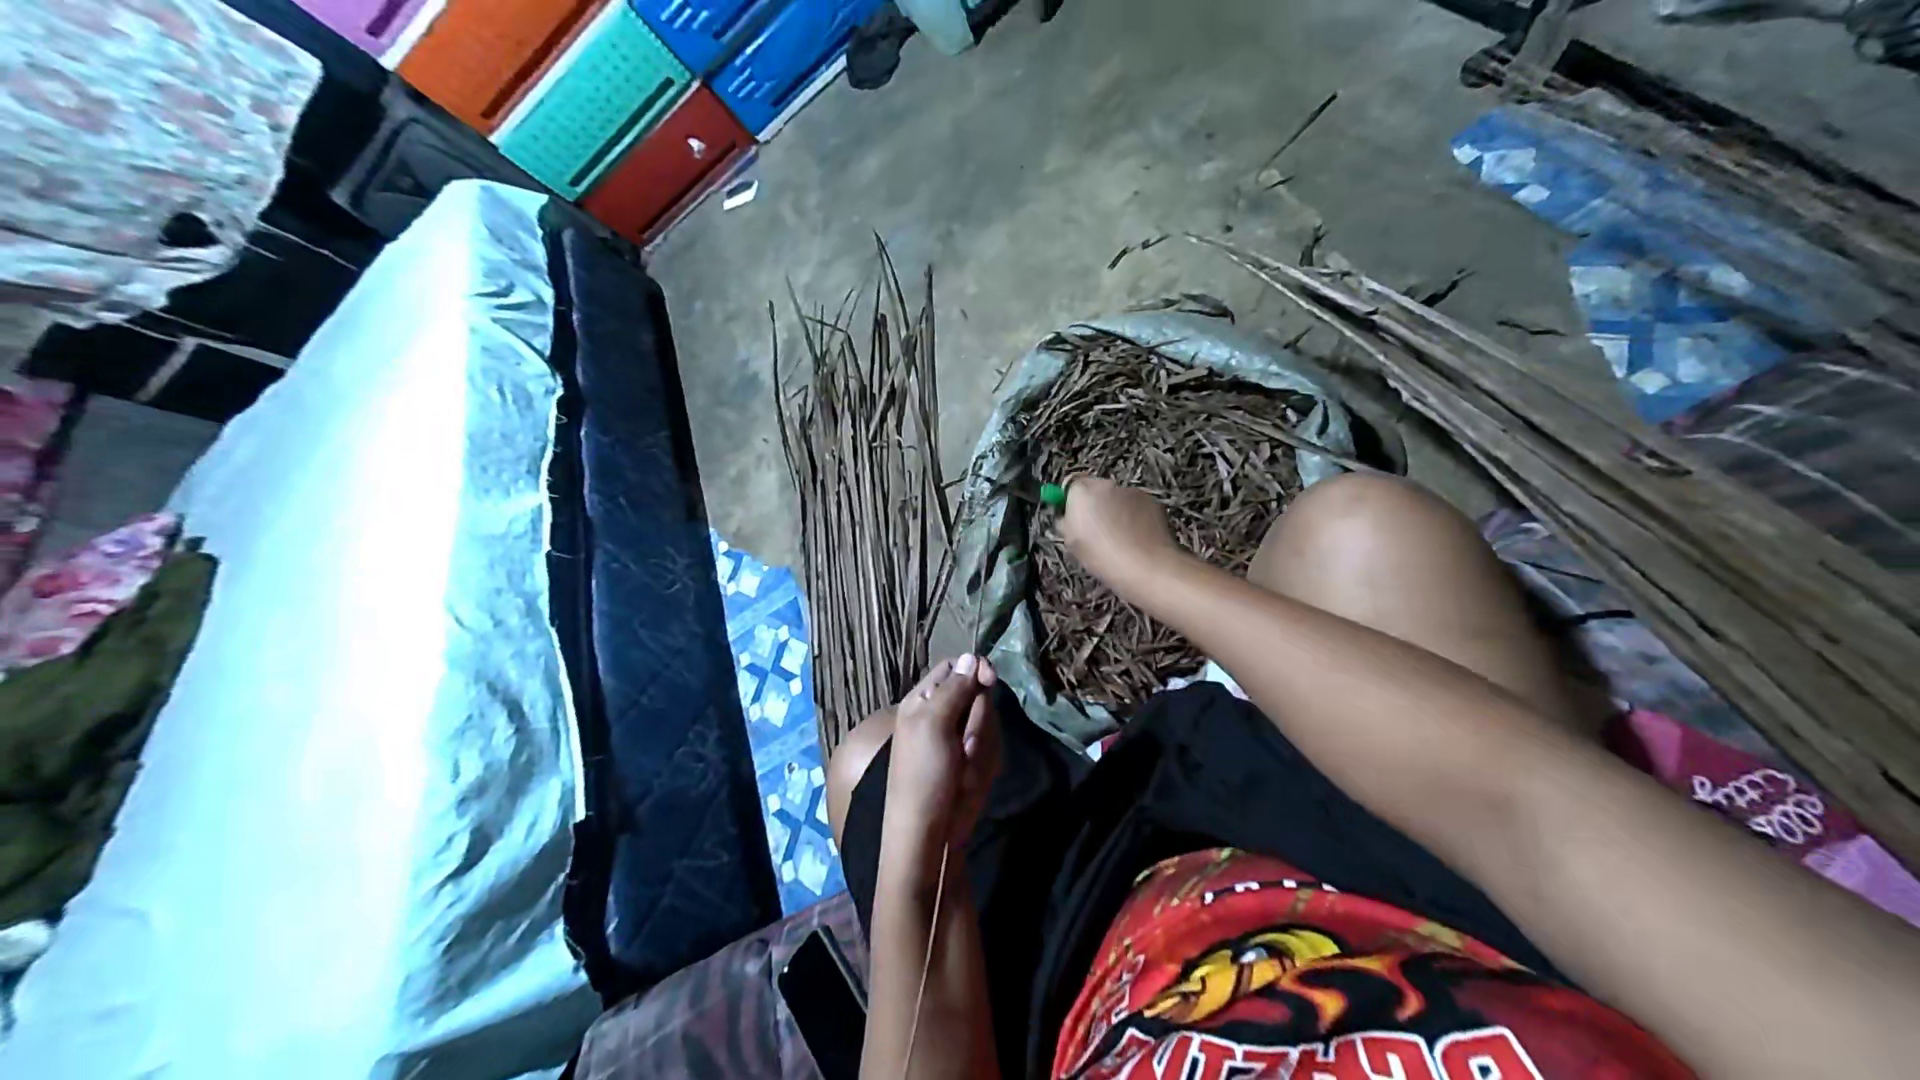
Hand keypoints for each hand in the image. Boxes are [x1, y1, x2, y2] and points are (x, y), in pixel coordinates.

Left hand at [886, 654, 1001, 845]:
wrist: (928, 835)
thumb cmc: (923, 776)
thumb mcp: (934, 724)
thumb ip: (954, 688)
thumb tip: (971, 656)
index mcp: (925, 699)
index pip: (956, 667)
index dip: (975, 670)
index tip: (990, 681)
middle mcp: (943, 715)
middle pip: (980, 696)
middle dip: (979, 723)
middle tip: (965, 748)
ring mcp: (959, 740)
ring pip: (990, 725)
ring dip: (982, 749)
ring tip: (964, 772)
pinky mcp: (973, 762)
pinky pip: (992, 751)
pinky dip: (983, 767)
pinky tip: (969, 783)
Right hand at [1060, 476, 1181, 591]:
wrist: (1147, 567)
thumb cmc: (1103, 557)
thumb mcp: (1071, 543)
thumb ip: (1065, 522)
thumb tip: (1066, 517)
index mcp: (1082, 493)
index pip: (1071, 485)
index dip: (1070, 501)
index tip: (1072, 518)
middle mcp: (1107, 485)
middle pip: (1095, 489)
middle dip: (1093, 505)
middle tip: (1093, 531)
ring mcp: (1132, 492)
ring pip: (1117, 497)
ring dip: (1114, 510)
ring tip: (1117, 538)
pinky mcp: (1152, 501)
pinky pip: (1136, 505)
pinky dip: (1133, 517)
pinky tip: (1135, 538)